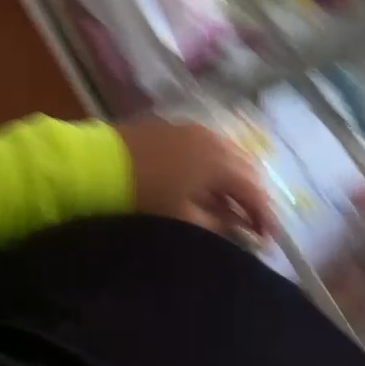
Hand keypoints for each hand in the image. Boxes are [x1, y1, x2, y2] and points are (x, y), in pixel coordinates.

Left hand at [117, 117, 276, 240]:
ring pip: (226, 152)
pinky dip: (214, 163)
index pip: (254, 189)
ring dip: (233, 177)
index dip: (264, 216)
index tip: (266, 240)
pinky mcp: (171, 125)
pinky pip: (206, 144)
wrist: (98, 163)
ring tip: (229, 204)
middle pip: (244, 167)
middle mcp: (210, 138)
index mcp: (217, 161)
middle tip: (250, 223)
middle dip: (251, 195)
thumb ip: (219, 224)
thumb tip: (242, 228)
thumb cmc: (143, 195)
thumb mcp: (183, 218)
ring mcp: (190, 128)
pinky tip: (206, 181)